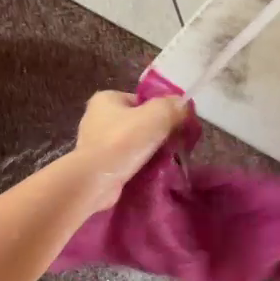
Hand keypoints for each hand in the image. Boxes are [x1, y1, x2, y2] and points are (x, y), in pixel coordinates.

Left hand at [67, 90, 188, 208]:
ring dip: (149, 151)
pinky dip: (138, 165)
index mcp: (107, 98)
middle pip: (139, 122)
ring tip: (166, 161)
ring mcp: (96, 142)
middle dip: (157, 134)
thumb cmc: (122, 142)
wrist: (94, 181)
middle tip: (175, 146)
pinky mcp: (98, 164)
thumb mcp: (155, 117)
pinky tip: (151, 172)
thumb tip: (185, 106)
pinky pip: (125, 160)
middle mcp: (97, 117)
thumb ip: (173, 107)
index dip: (163, 112)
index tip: (178, 127)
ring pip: (133, 142)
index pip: (142, 101)